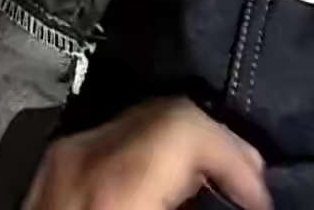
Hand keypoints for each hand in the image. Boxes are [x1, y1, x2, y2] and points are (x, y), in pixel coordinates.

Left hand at [23, 97, 272, 209]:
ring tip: (217, 186)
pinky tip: (169, 186)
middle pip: (166, 112)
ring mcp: (60, 155)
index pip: (185, 122)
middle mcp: (81, 150)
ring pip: (142, 118)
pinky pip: (115, 137)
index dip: (235, 153)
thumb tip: (243, 195)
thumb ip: (195, 202)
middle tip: (249, 186)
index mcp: (110, 180)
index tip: (261, 194)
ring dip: (185, 146)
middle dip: (215, 144)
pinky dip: (152, 153)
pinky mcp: (52, 166)